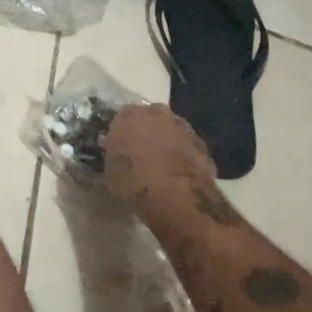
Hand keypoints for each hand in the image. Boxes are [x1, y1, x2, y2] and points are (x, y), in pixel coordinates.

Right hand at [100, 105, 220, 217]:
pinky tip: (179, 175)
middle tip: (141, 154)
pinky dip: (183, 157)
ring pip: (170, 131)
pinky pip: (187, 147)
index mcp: (128, 116)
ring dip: (167, 143)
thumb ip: (111, 157)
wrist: (176, 197)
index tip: (119, 148)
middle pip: (149, 119)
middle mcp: (157, 114)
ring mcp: (183, 127)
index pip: (121, 117)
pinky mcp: (202, 144)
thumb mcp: (109, 174)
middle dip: (145, 132)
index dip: (120, 133)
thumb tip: (112, 153)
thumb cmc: (134, 183)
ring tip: (162, 166)